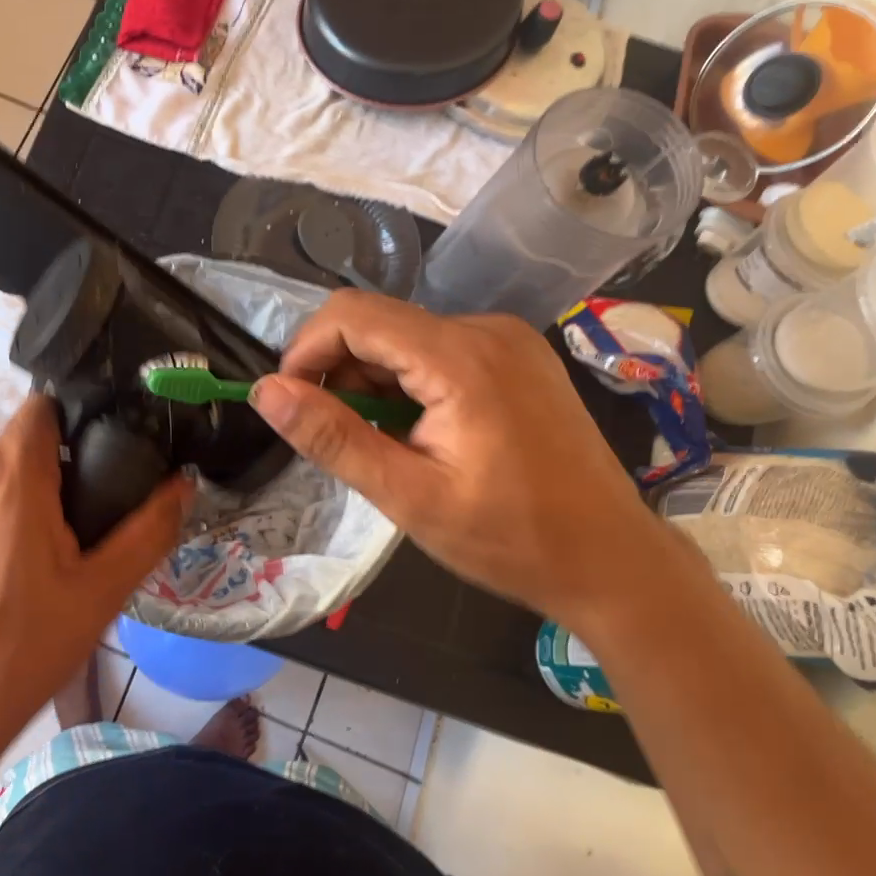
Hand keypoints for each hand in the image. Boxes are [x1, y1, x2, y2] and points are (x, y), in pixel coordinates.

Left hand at [0, 395, 192, 769]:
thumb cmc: (22, 651)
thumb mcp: (101, 595)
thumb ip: (147, 531)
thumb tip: (183, 485)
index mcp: (12, 479)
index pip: (41, 411)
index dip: (70, 428)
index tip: (88, 466)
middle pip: (8, 440)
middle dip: (40, 467)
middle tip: (61, 522)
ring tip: (13, 527)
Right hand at [248, 290, 680, 625]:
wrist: (610, 561)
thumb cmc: (508, 538)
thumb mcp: (407, 495)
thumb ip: (333, 438)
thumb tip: (265, 393)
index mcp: (460, 357)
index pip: (352, 315)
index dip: (305, 352)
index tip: (290, 406)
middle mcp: (486, 329)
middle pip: (378, 323)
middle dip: (339, 374)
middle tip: (339, 441)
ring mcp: (509, 341)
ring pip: (406, 339)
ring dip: (373, 384)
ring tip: (385, 448)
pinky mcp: (518, 359)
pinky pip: (439, 352)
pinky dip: (409, 385)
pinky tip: (419, 436)